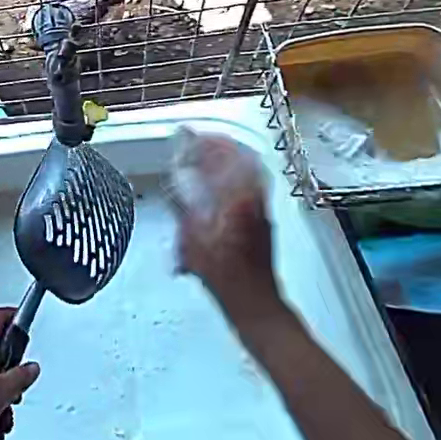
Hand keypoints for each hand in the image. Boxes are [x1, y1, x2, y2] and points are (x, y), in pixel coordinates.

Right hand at [168, 130, 285, 325]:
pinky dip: (237, 171)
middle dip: (215, 144)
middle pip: (237, 157)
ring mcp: (262, 208)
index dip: (202, 142)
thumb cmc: (225, 280)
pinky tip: (223, 179)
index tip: (188, 135)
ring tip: (208, 155)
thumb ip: (184, 210)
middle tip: (197, 141)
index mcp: (234, 200)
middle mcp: (253, 199)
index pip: (220, 157)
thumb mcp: (192, 243)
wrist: (255, 304)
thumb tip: (176, 190)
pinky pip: (253, 182)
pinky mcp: (264, 218)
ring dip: (227, 156)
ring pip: (248, 168)